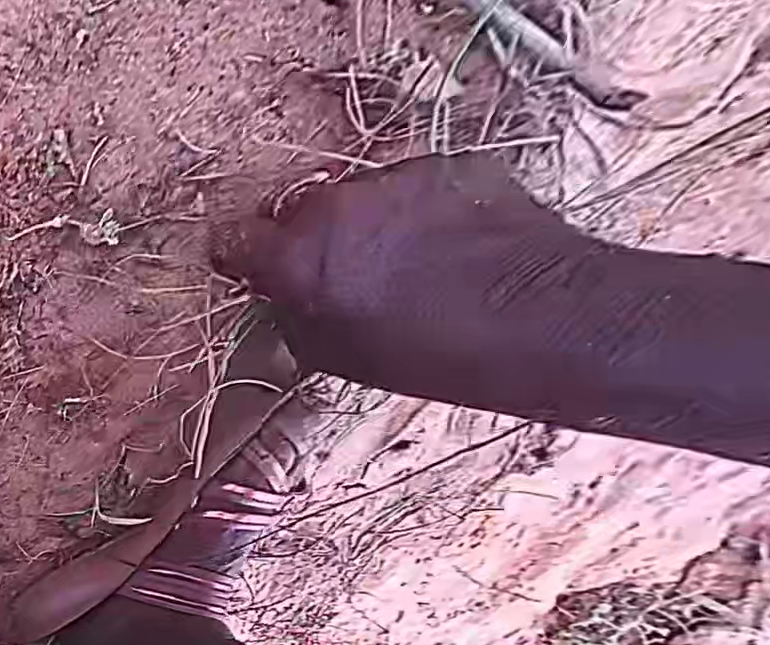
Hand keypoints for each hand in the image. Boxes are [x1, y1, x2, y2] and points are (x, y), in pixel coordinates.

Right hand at [216, 155, 614, 405]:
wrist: (533, 320)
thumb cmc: (416, 354)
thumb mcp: (324, 352)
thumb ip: (287, 312)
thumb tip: (280, 292)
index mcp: (296, 256)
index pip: (235, 240)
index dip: (238, 257)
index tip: (244, 270)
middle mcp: (335, 206)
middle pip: (294, 213)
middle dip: (301, 240)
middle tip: (324, 274)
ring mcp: (394, 179)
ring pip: (352, 198)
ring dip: (355, 225)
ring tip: (388, 262)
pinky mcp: (449, 164)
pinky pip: (405, 188)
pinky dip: (406, 212)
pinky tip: (433, 245)